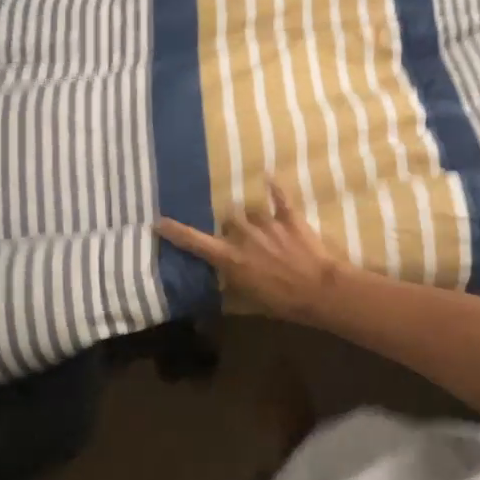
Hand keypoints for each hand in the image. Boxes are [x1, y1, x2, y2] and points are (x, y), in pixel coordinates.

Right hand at [155, 179, 355, 320]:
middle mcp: (244, 236)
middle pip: (228, 219)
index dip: (177, 232)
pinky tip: (269, 177)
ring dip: (254, 217)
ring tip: (263, 228)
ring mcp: (268, 223)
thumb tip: (224, 276)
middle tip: (241, 238)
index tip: (159, 222)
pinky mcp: (290, 217)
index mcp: (231, 258)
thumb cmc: (284, 302)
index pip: (196, 242)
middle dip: (232, 226)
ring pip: (252, 210)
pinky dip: (275, 187)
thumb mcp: (251, 300)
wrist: (319, 289)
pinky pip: (280, 196)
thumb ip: (234, 283)